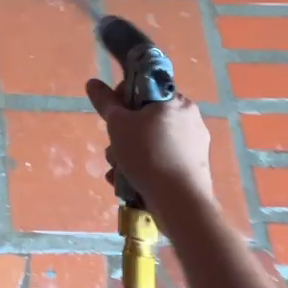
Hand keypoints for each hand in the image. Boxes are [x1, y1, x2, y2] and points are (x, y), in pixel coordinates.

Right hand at [86, 79, 214, 209]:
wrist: (181, 204)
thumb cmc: (147, 154)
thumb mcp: (118, 124)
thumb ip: (105, 101)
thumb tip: (92, 83)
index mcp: (175, 101)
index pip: (145, 87)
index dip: (123, 98)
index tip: (114, 114)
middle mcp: (190, 119)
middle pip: (147, 118)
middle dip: (124, 133)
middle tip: (113, 147)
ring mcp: (194, 147)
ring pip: (153, 141)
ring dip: (130, 153)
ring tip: (118, 170)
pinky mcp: (195, 170)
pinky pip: (164, 160)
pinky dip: (147, 167)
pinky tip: (129, 182)